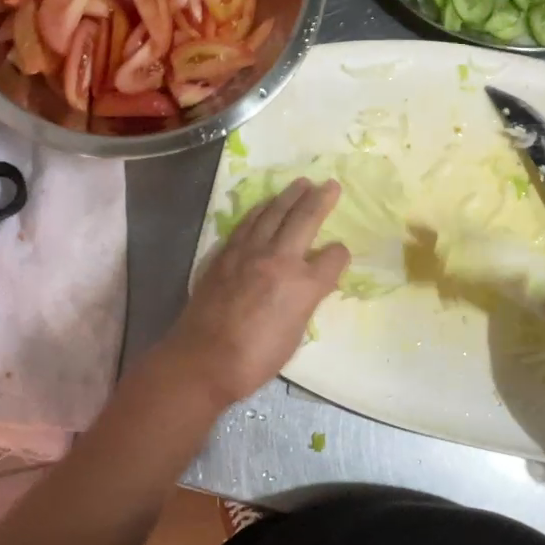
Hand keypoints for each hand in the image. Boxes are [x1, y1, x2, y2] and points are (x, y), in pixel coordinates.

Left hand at [152, 178, 349, 408]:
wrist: (205, 360)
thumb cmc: (256, 360)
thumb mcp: (295, 335)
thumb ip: (305, 303)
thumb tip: (308, 287)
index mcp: (305, 285)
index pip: (333, 258)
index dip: (339, 256)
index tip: (339, 256)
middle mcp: (280, 260)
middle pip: (305, 219)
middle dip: (320, 200)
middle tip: (329, 184)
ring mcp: (249, 254)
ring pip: (273, 213)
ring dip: (289, 196)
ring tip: (300, 184)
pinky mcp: (225, 255)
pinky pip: (247, 224)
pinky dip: (260, 211)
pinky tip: (265, 206)